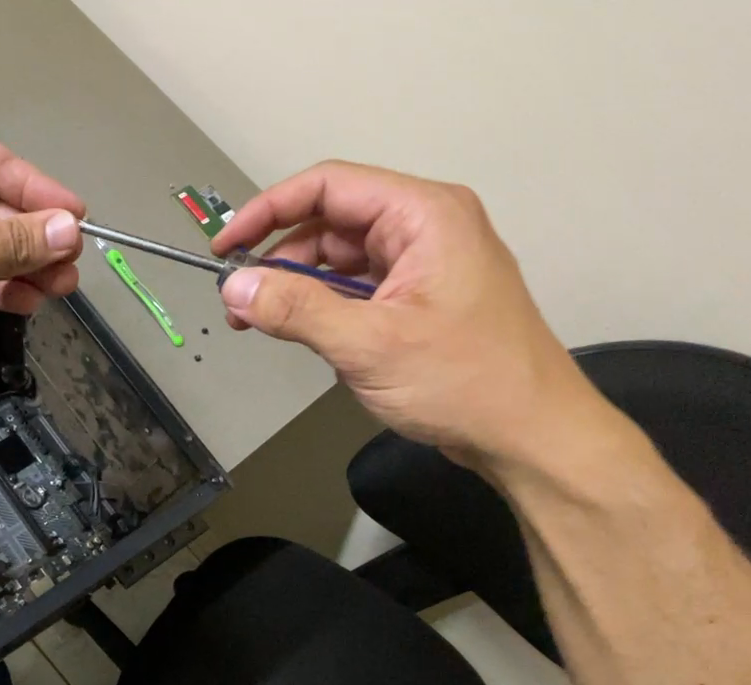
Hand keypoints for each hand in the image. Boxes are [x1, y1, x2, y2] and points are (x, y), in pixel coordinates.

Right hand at [211, 161, 612, 468]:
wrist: (527, 432)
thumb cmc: (463, 381)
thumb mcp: (368, 344)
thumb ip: (296, 310)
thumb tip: (233, 287)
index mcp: (423, 216)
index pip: (329, 186)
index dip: (267, 210)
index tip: (223, 247)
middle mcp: (422, 228)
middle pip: (328, 222)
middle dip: (276, 257)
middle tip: (236, 301)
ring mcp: (419, 265)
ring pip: (336, 258)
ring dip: (292, 286)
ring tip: (255, 322)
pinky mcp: (413, 300)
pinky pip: (352, 288)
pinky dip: (316, 306)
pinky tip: (294, 330)